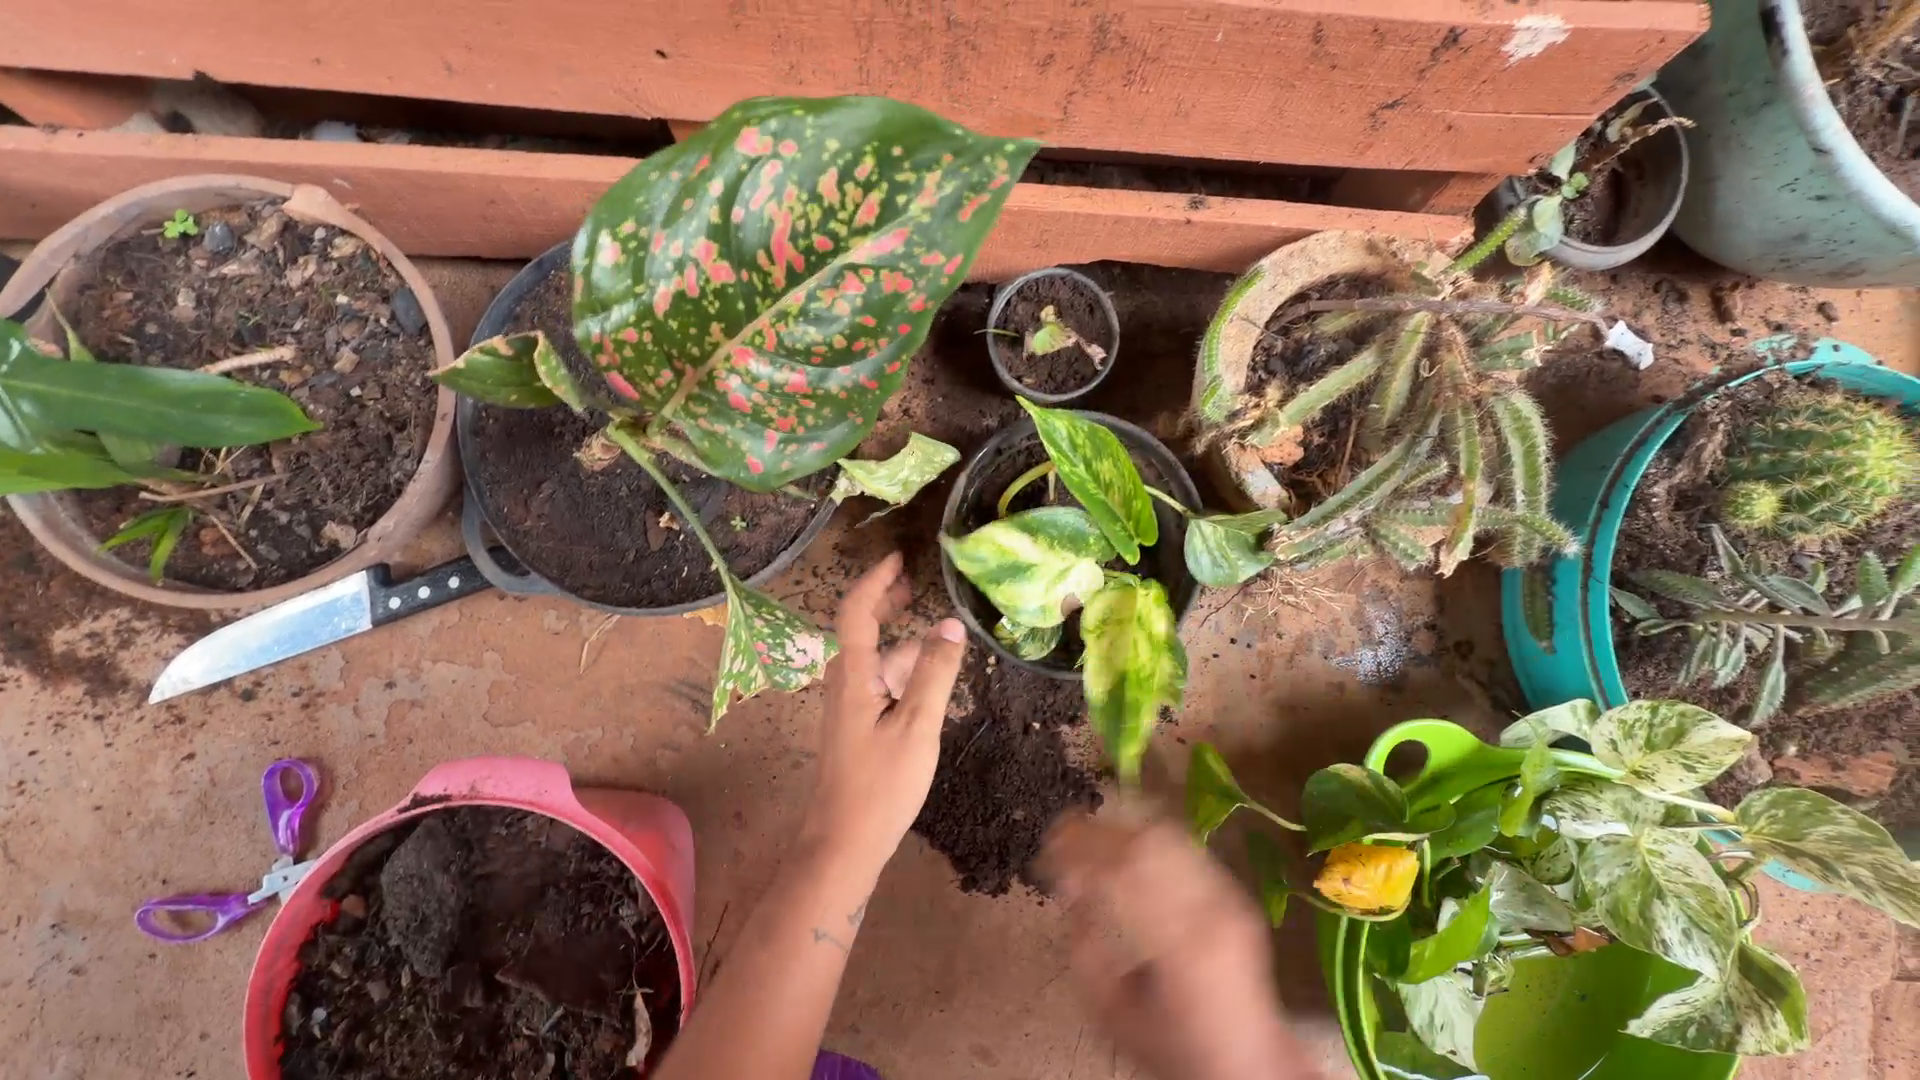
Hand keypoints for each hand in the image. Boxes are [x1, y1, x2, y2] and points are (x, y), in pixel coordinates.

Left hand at [801, 553, 967, 883]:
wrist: (844, 841)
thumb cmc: (881, 784)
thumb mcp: (918, 725)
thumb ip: (935, 672)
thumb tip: (951, 623)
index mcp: (854, 674)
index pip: (856, 611)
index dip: (876, 580)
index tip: (899, 559)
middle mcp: (845, 682)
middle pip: (862, 629)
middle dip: (888, 602)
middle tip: (916, 582)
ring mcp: (849, 705)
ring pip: (877, 659)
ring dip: (902, 639)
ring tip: (940, 631)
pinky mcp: (857, 725)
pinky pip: (880, 682)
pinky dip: (904, 669)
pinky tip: (930, 678)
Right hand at [1041, 814, 1318, 1079]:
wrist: (1249, 1062)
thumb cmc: (1175, 1048)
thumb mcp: (1112, 1016)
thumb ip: (1084, 955)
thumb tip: (1070, 895)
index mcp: (1179, 945)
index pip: (1120, 873)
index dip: (1078, 853)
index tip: (1048, 853)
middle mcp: (1209, 909)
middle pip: (1144, 842)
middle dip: (1094, 831)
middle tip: (1059, 834)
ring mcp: (1228, 896)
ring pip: (1167, 834)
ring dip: (1120, 826)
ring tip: (1087, 832)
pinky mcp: (1235, 892)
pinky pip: (1185, 846)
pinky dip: (1147, 835)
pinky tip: (1123, 840)